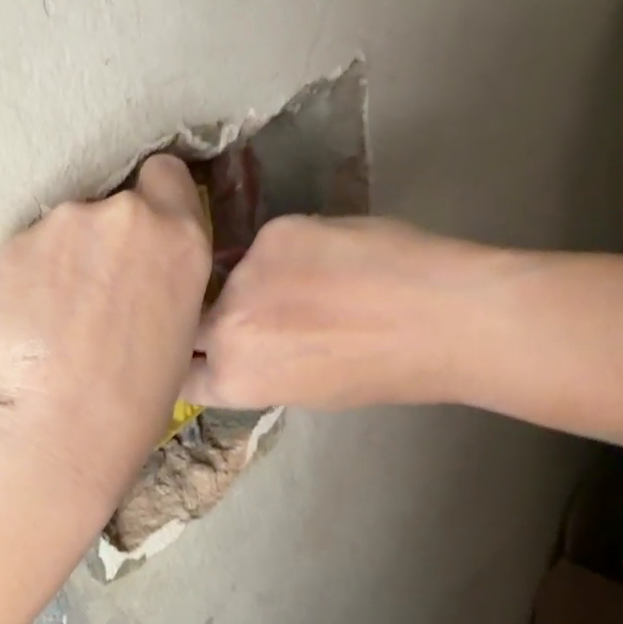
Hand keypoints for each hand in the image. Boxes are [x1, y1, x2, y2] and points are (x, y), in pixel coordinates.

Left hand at [0, 154, 210, 505]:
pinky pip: (30, 250)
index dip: (156, 200)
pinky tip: (31, 323)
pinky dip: (30, 277)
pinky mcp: (16, 243)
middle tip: (95, 296)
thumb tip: (145, 279)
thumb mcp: (180, 338)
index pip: (168, 176)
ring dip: (66, 259)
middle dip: (105, 240)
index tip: (143, 236)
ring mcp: (66, 223)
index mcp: (182, 239)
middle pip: (115, 205)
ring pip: (68, 228)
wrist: (58, 427)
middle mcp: (127, 215)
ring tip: (59, 319)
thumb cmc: (132, 404)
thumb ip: (167, 283)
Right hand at [182, 216, 496, 408]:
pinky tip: (332, 259)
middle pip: (193, 316)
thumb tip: (242, 339)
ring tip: (311, 284)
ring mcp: (245, 276)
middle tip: (254, 308)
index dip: (190, 355)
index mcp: (232, 381)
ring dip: (257, 278)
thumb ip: (255, 367)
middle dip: (212, 313)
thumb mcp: (303, 389)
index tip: (204, 348)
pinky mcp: (274, 233)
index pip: (181, 367)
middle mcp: (224, 330)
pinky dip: (291, 250)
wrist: (441, 320)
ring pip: (232, 273)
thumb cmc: (382, 372)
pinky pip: (267, 243)